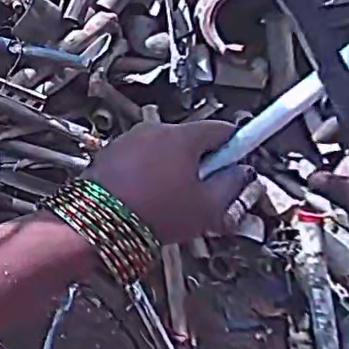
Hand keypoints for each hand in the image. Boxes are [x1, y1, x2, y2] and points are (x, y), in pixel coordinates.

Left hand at [83, 121, 252, 243]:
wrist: (100, 219)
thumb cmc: (151, 212)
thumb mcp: (208, 207)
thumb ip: (233, 185)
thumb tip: (243, 174)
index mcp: (180, 137)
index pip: (223, 129)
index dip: (240, 144)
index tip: (248, 153)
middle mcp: (152, 131)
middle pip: (194, 139)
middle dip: (206, 162)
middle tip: (208, 190)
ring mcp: (130, 140)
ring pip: (167, 149)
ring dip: (178, 167)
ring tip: (176, 197)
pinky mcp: (113, 152)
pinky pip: (143, 156)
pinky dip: (152, 171)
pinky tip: (153, 195)